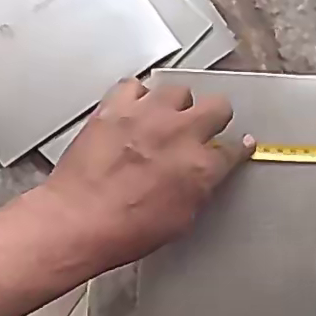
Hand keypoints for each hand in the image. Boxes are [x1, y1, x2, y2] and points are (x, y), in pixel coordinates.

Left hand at [33, 78, 254, 272]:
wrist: (78, 221)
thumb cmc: (124, 230)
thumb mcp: (180, 221)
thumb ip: (199, 191)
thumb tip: (204, 181)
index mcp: (201, 167)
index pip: (233, 150)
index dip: (237, 150)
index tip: (237, 147)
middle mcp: (180, 133)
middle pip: (218, 106)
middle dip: (214, 118)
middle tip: (203, 128)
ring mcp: (148, 115)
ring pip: (179, 90)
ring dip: (176, 105)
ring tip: (165, 119)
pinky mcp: (115, 107)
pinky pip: (134, 86)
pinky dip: (137, 97)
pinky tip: (134, 110)